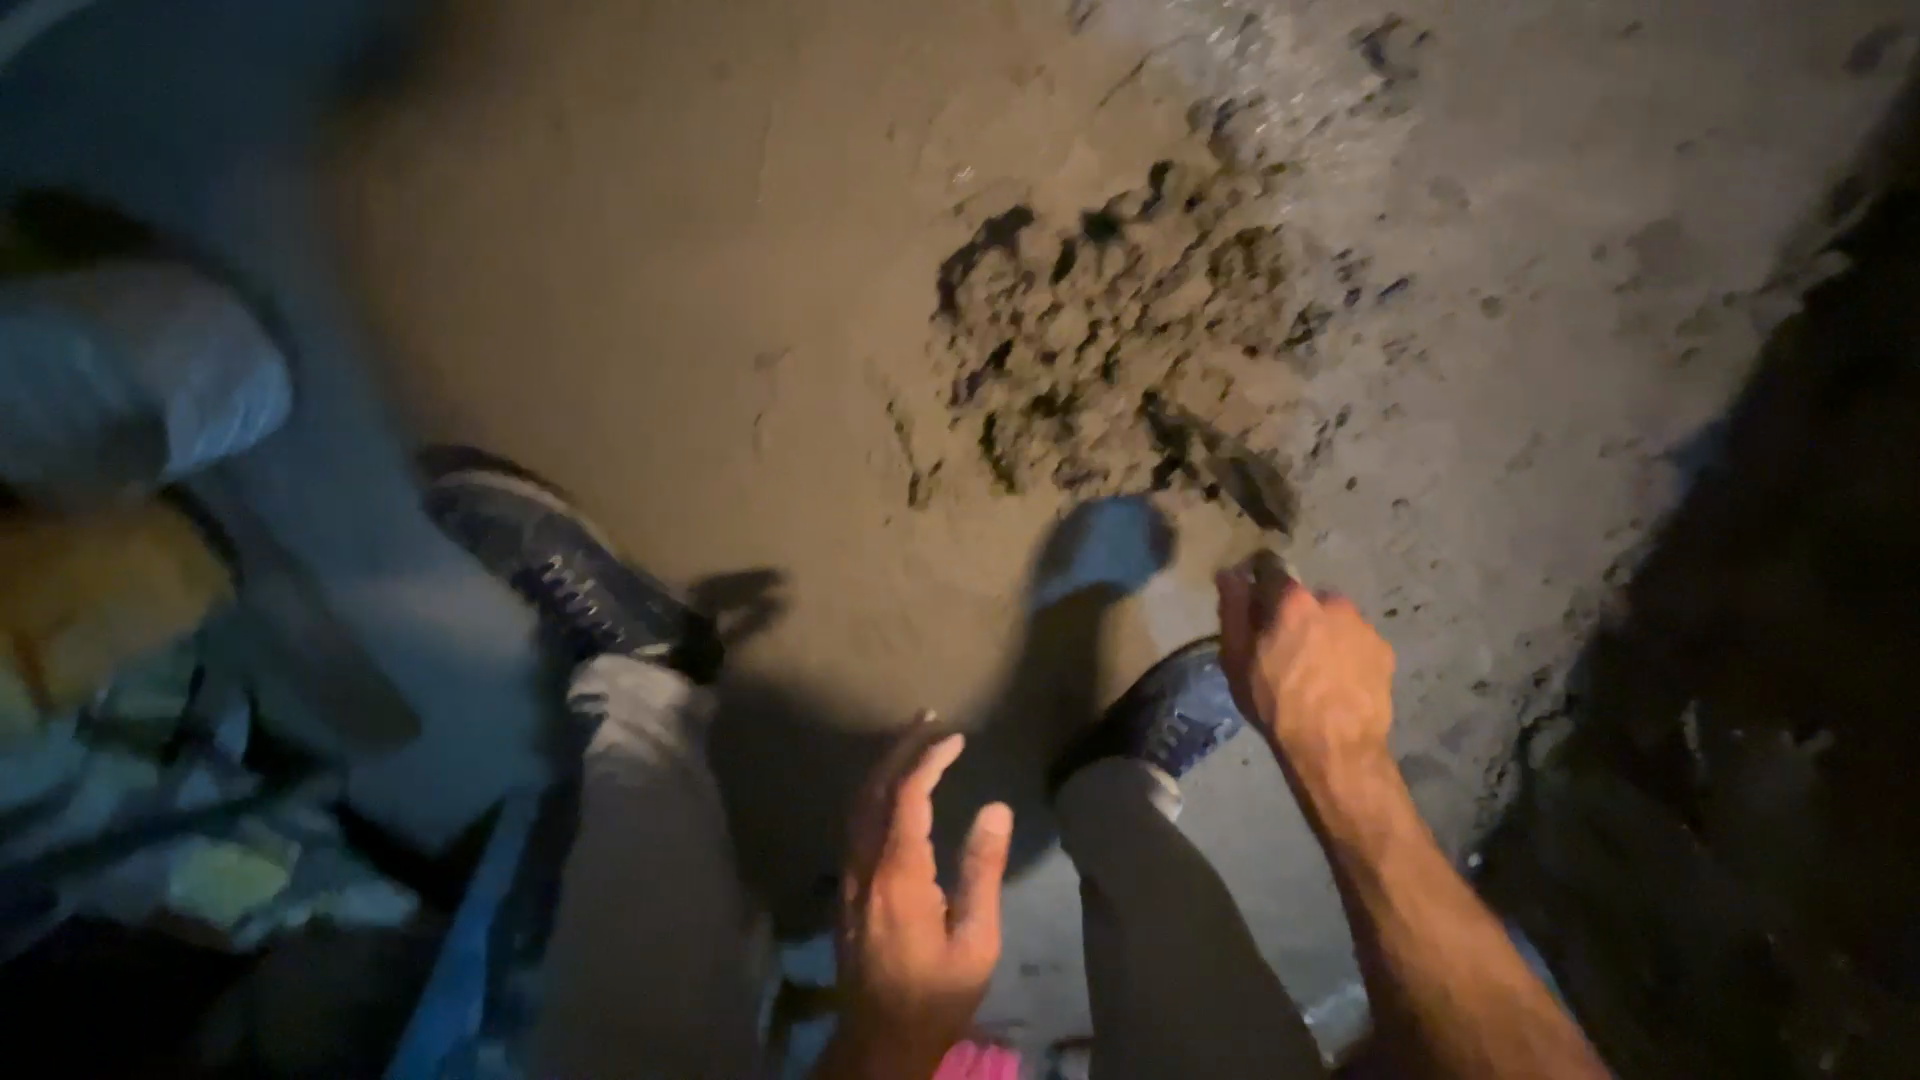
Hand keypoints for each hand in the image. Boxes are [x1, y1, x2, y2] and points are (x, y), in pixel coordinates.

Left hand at [822, 716, 1013, 1078]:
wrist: (879, 1040)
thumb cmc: (937, 994)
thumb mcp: (976, 940)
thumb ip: (982, 870)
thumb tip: (995, 808)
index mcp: (899, 874)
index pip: (908, 796)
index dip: (928, 759)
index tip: (955, 737)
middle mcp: (865, 865)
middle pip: (874, 788)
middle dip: (899, 747)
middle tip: (928, 718)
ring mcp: (849, 875)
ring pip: (858, 803)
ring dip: (884, 765)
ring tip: (913, 739)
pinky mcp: (847, 886)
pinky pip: (855, 821)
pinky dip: (875, 790)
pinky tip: (893, 787)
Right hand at [1216, 559, 1396, 785]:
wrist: (1335, 748)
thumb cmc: (1276, 703)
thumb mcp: (1238, 659)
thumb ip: (1233, 610)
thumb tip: (1229, 574)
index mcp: (1293, 600)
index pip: (1270, 573)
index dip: (1259, 590)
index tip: (1253, 612)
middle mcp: (1333, 602)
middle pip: (1305, 599)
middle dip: (1294, 615)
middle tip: (1283, 649)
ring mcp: (1364, 626)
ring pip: (1334, 620)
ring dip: (1322, 633)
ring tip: (1314, 669)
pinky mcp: (1384, 651)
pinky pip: (1356, 642)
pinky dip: (1346, 653)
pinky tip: (1337, 680)